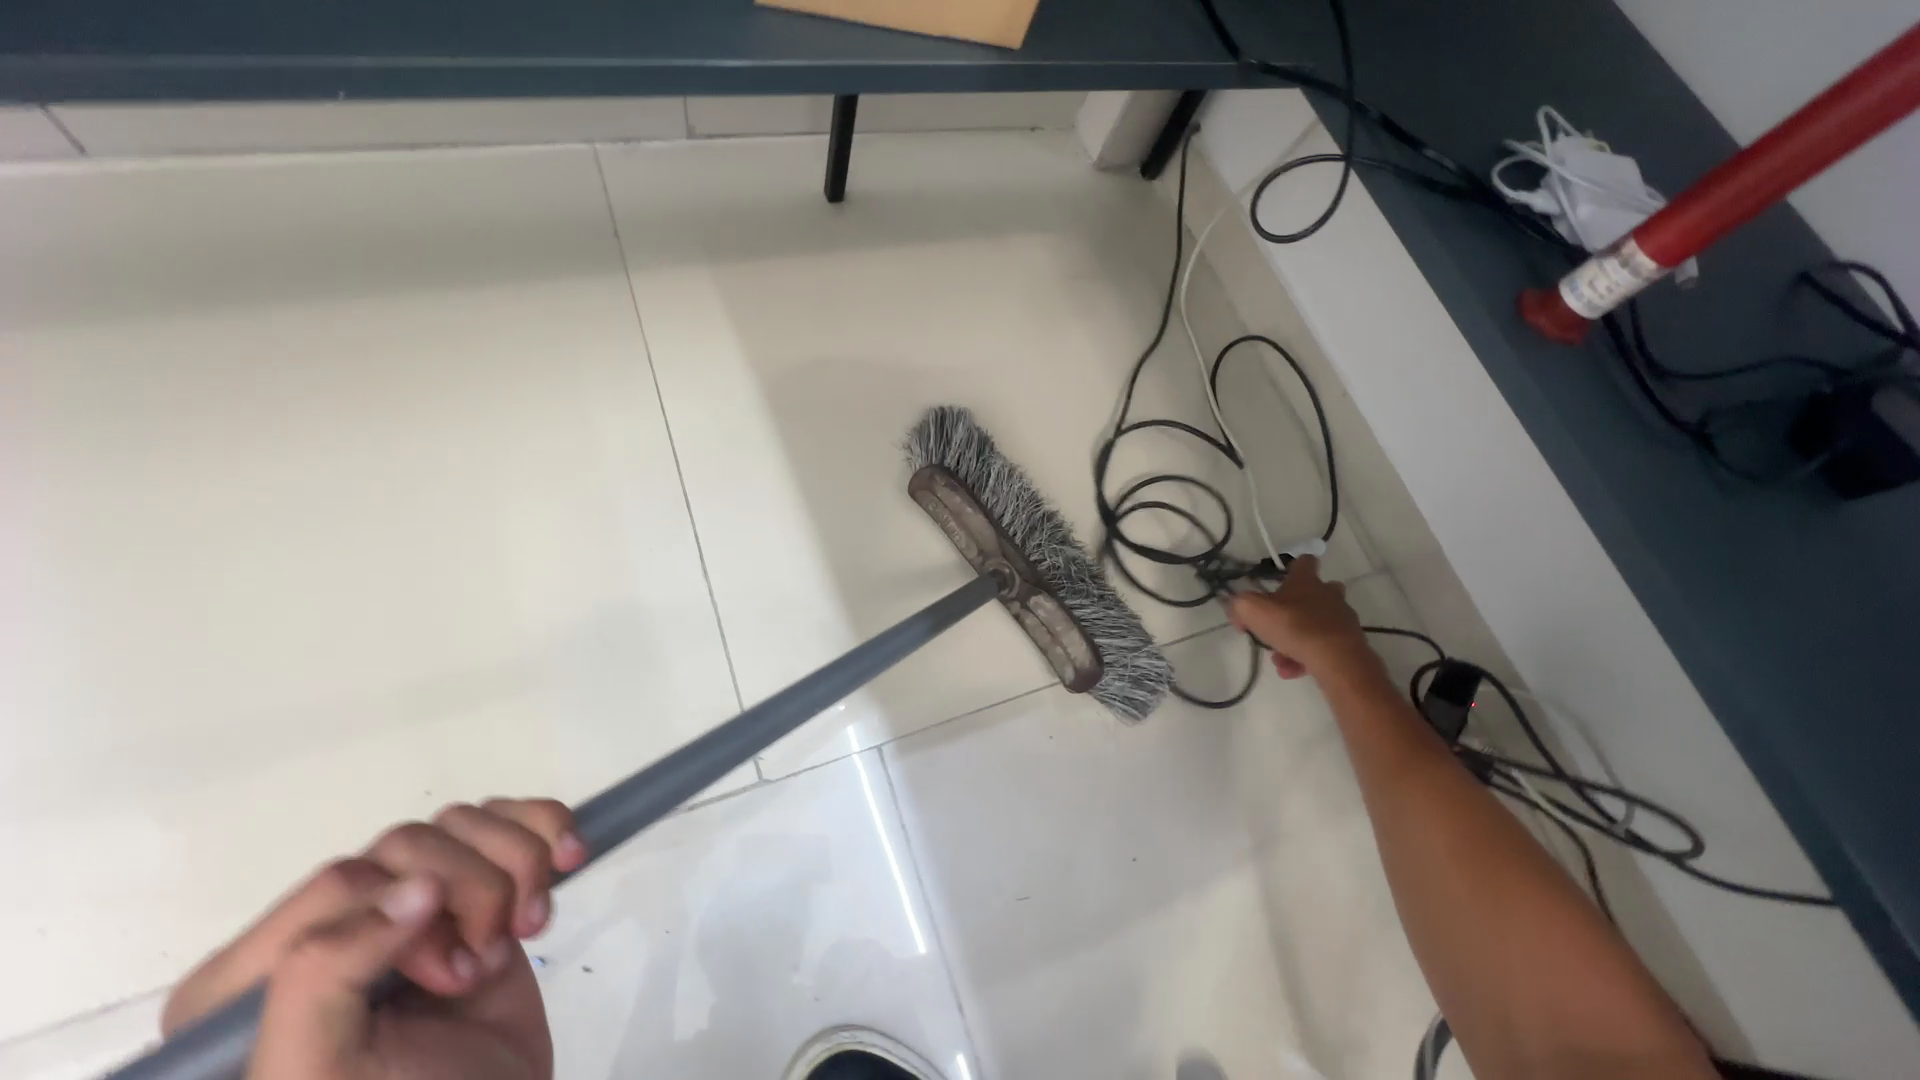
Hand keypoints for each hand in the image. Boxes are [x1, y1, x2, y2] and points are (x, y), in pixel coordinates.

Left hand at [161, 799, 588, 1079]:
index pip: (345, 881)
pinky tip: (569, 859)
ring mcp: (415, 906)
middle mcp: (339, 924)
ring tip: (528, 929)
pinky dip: (546, 828)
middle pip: (412, 845)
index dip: (408, 915)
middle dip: (473, 895)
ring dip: (517, 867)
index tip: (448, 977)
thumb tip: (420, 885)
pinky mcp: (481, 893)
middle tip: (484, 967)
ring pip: (464, 824)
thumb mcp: (321, 1072)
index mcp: (262, 969)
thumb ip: (324, 979)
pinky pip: (509, 821)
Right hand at [1227, 555, 1379, 681]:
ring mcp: (1342, 619)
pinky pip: (1323, 647)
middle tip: (1279, 624)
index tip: (1282, 580)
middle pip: (1317, 593)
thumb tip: (1238, 612)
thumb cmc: (1295, 627)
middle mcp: (1329, 595)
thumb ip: (1240, 605)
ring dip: (1296, 640)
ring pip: (1316, 625)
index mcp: (1307, 581)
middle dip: (1298, 607)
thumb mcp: (1254, 611)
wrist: (1336, 659)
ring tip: (1279, 659)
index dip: (1294, 568)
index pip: (1304, 562)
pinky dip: (1306, 658)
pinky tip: (1292, 670)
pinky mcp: (1349, 642)